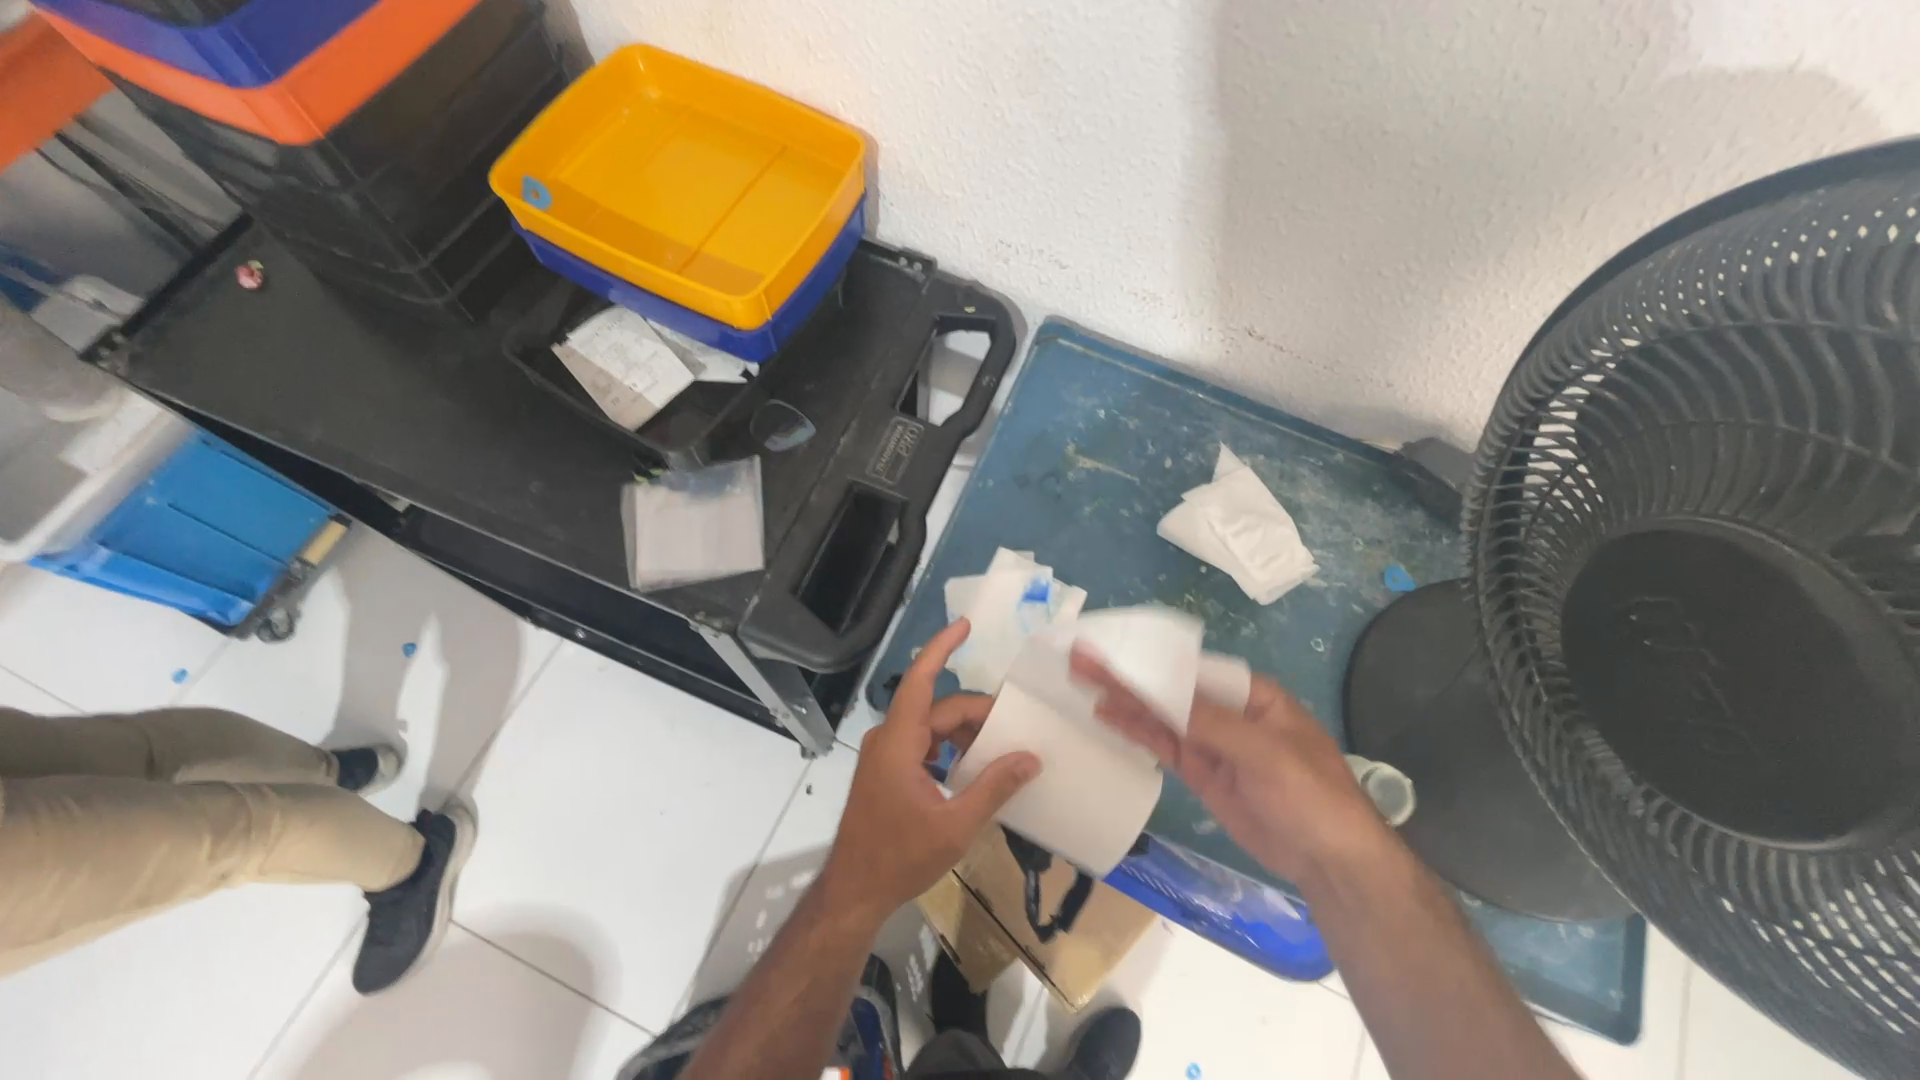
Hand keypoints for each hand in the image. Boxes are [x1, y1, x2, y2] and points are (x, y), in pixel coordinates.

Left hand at [821, 619, 1041, 923]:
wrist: (854, 890)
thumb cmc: (899, 857)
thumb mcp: (955, 825)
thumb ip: (993, 787)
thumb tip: (1030, 757)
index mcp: (899, 742)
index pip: (921, 681)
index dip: (941, 649)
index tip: (964, 625)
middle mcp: (889, 739)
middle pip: (937, 709)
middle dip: (977, 713)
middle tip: (1017, 727)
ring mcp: (885, 755)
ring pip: (931, 728)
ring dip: (964, 734)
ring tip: (1000, 750)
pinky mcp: (887, 772)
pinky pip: (923, 746)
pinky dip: (949, 750)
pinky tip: (973, 769)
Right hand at [1070, 651, 1387, 884]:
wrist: (1329, 860)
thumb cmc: (1309, 794)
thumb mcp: (1263, 752)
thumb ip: (1208, 721)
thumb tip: (1158, 694)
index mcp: (1250, 694)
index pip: (1191, 670)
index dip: (1150, 660)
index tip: (1110, 648)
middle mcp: (1227, 712)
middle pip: (1169, 690)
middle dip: (1127, 676)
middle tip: (1080, 659)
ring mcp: (1212, 744)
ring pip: (1160, 717)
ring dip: (1123, 700)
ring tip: (1081, 679)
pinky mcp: (1200, 773)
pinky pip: (1163, 745)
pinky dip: (1135, 730)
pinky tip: (1106, 715)